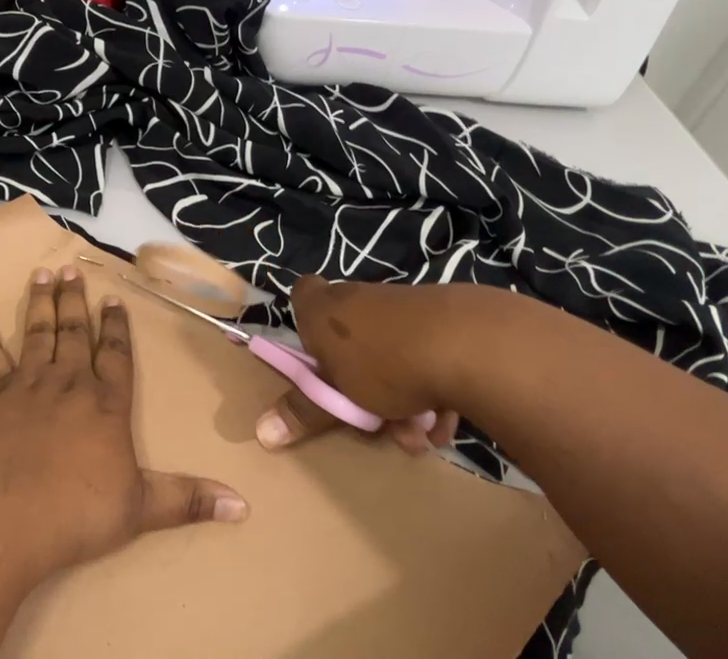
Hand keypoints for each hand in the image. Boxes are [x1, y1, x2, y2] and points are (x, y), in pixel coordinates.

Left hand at [0, 266, 247, 581]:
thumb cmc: (78, 511)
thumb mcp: (142, 509)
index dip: (116, 327)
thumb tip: (244, 506)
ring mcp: (28, 385)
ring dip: (40, 302)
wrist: (8, 514)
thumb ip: (187, 500)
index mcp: (107, 404)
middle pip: (74, 333)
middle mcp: (69, 384)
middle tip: (71, 270)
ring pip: (37, 332)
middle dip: (74, 301)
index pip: (116, 356)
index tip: (113, 300)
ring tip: (42, 273)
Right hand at [256, 276, 471, 456]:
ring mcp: (404, 306)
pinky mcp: (445, 319)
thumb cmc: (383, 364)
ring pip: (391, 354)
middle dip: (360, 384)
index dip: (306, 318)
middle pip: (350, 338)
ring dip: (401, 399)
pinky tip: (445, 424)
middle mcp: (359, 299)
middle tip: (372, 419)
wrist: (467, 342)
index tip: (315, 350)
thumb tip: (260, 434)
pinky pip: (428, 357)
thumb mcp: (337, 397)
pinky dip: (433, 389)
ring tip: (416, 435)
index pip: (304, 292)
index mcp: (323, 308)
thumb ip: (304, 412)